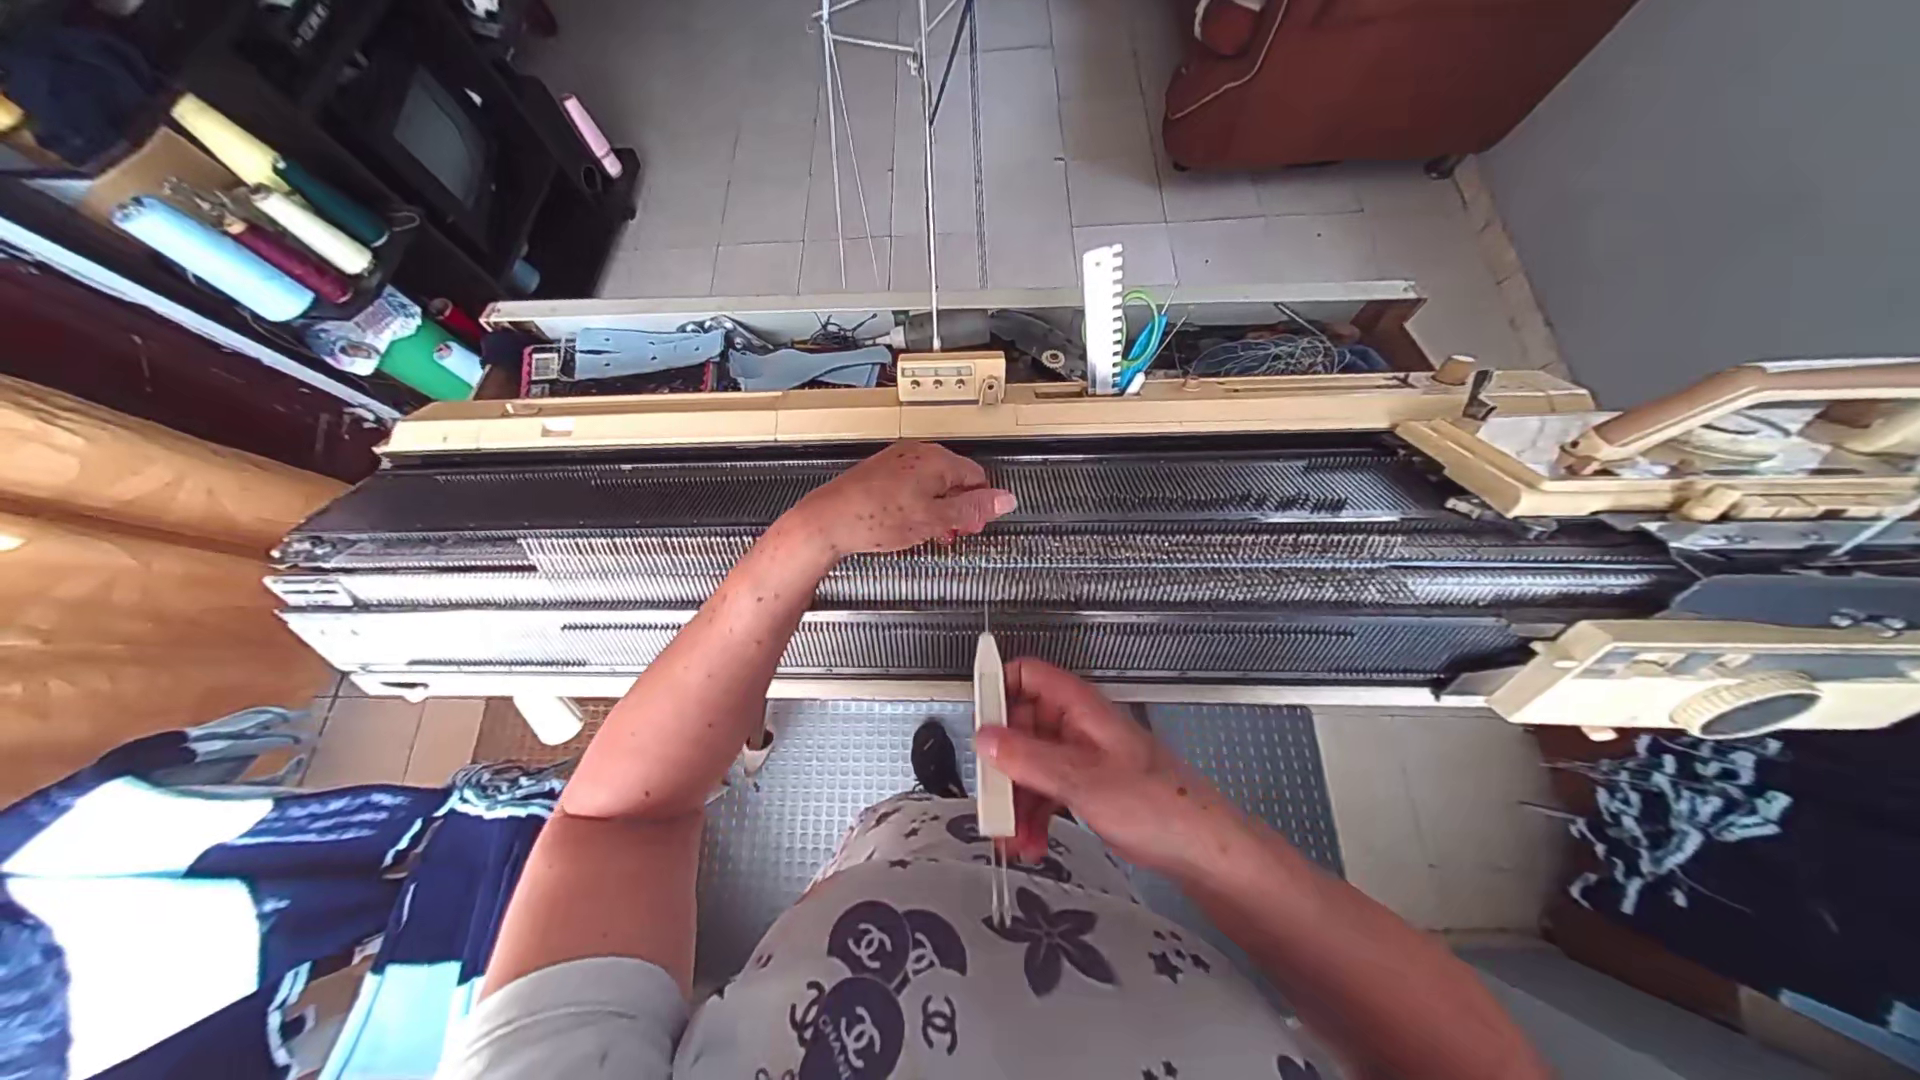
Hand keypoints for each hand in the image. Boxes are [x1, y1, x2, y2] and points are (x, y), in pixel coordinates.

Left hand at [782, 441, 1015, 558]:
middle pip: (955, 477)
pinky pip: (912, 483)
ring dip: (938, 506)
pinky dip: (917, 503)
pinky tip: (907, 523)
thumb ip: (972, 509)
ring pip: (933, 482)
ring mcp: (897, 459)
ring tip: (928, 530)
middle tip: (952, 531)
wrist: (827, 521)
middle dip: (958, 506)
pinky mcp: (881, 471)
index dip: (979, 505)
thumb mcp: (934, 519)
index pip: (977, 477)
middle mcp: (917, 452)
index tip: (973, 525)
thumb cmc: (873, 518)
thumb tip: (1003, 500)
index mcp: (936, 459)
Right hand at [978, 658, 1258, 878]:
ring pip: (1027, 766)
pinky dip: (1032, 816)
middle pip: (1018, 727)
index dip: (997, 689)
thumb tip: (984, 738)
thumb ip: (1029, 758)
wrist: (1202, 851)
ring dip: (1014, 801)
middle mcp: (1075, 726)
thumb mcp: (1084, 780)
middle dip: (1001, 766)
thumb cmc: (1159, 803)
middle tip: (991, 799)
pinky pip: (1042, 791)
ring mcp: (1078, 758)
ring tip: (1013, 838)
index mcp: (1079, 706)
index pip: (1027, 675)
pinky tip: (1031, 843)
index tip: (975, 720)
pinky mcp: (1083, 787)